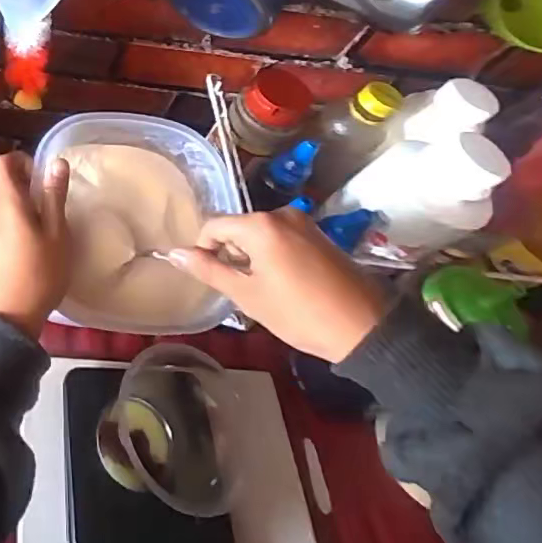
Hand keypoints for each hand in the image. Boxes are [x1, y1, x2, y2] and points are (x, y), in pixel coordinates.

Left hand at [0, 152, 70, 337]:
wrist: (9, 317)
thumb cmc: (40, 272)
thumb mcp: (57, 233)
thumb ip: (54, 196)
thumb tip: (56, 162)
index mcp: (7, 202)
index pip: (2, 163)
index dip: (21, 161)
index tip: (40, 176)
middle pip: (2, 185)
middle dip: (24, 186)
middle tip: (49, 206)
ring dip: (18, 208)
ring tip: (41, 230)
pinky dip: (10, 226)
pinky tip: (27, 249)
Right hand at [169, 207, 384, 361]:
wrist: (367, 329)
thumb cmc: (300, 313)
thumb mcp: (248, 295)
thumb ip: (209, 270)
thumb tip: (175, 253)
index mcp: (260, 225)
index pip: (213, 226)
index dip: (204, 251)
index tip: (213, 279)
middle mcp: (281, 214)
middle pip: (237, 229)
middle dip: (231, 255)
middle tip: (240, 289)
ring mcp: (303, 223)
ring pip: (260, 235)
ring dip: (252, 257)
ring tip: (264, 290)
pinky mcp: (319, 235)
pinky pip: (281, 238)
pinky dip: (273, 256)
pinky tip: (284, 284)